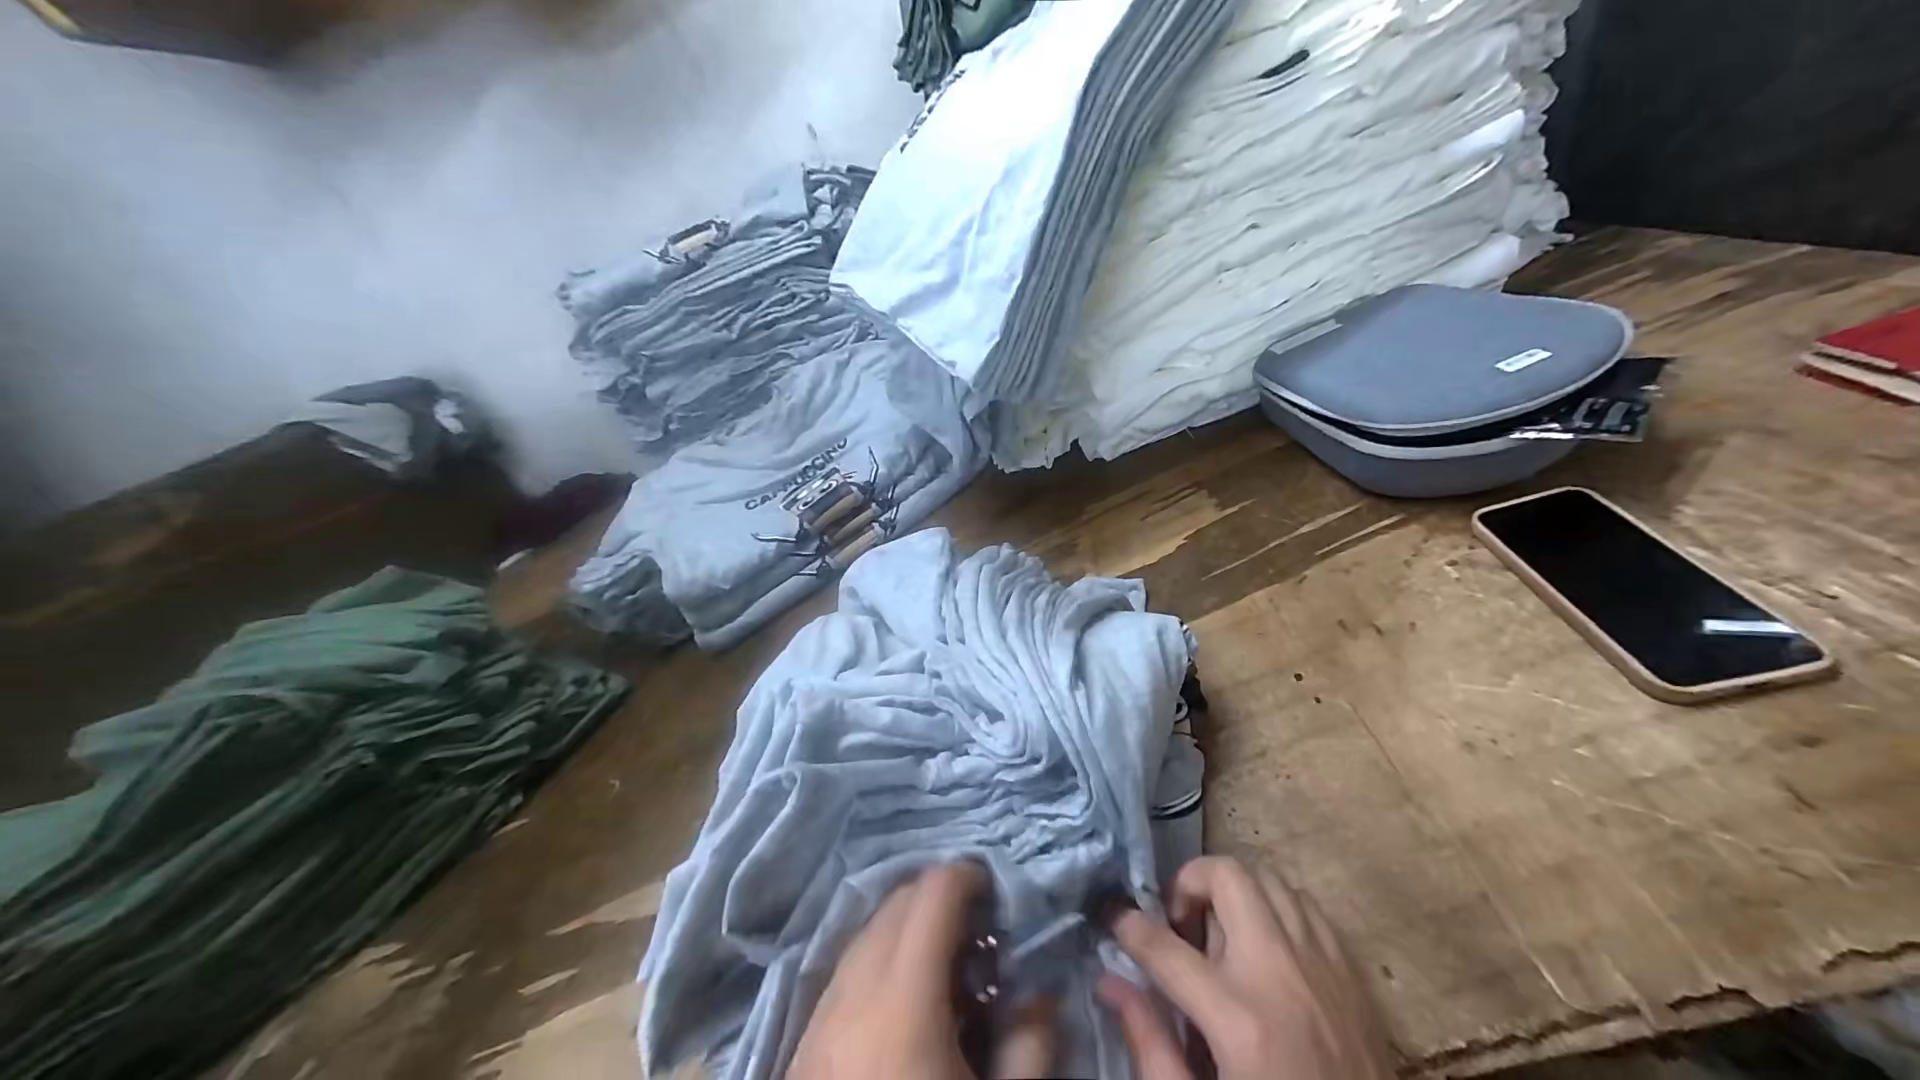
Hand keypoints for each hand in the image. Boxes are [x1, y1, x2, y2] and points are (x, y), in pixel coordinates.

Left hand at [791, 862, 1056, 1079]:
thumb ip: (1030, 1046)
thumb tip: (1040, 996)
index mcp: (903, 1002)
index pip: (932, 896)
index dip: (968, 878)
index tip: (997, 891)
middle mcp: (853, 991)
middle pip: (897, 902)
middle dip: (941, 898)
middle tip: (980, 932)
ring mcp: (820, 1013)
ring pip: (867, 930)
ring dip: (908, 926)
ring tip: (946, 965)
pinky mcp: (802, 1039)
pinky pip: (845, 967)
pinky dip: (880, 956)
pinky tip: (904, 999)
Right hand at [1099, 856, 1392, 1079]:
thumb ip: (1150, 1043)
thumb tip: (1110, 983)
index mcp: (1238, 1019)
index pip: (1162, 946)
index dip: (1126, 924)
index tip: (1112, 917)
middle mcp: (1279, 973)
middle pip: (1226, 877)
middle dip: (1187, 883)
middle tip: (1177, 923)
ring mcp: (1320, 965)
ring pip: (1266, 877)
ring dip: (1231, 891)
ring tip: (1218, 930)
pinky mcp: (1349, 970)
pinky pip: (1303, 902)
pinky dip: (1272, 905)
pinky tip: (1262, 943)